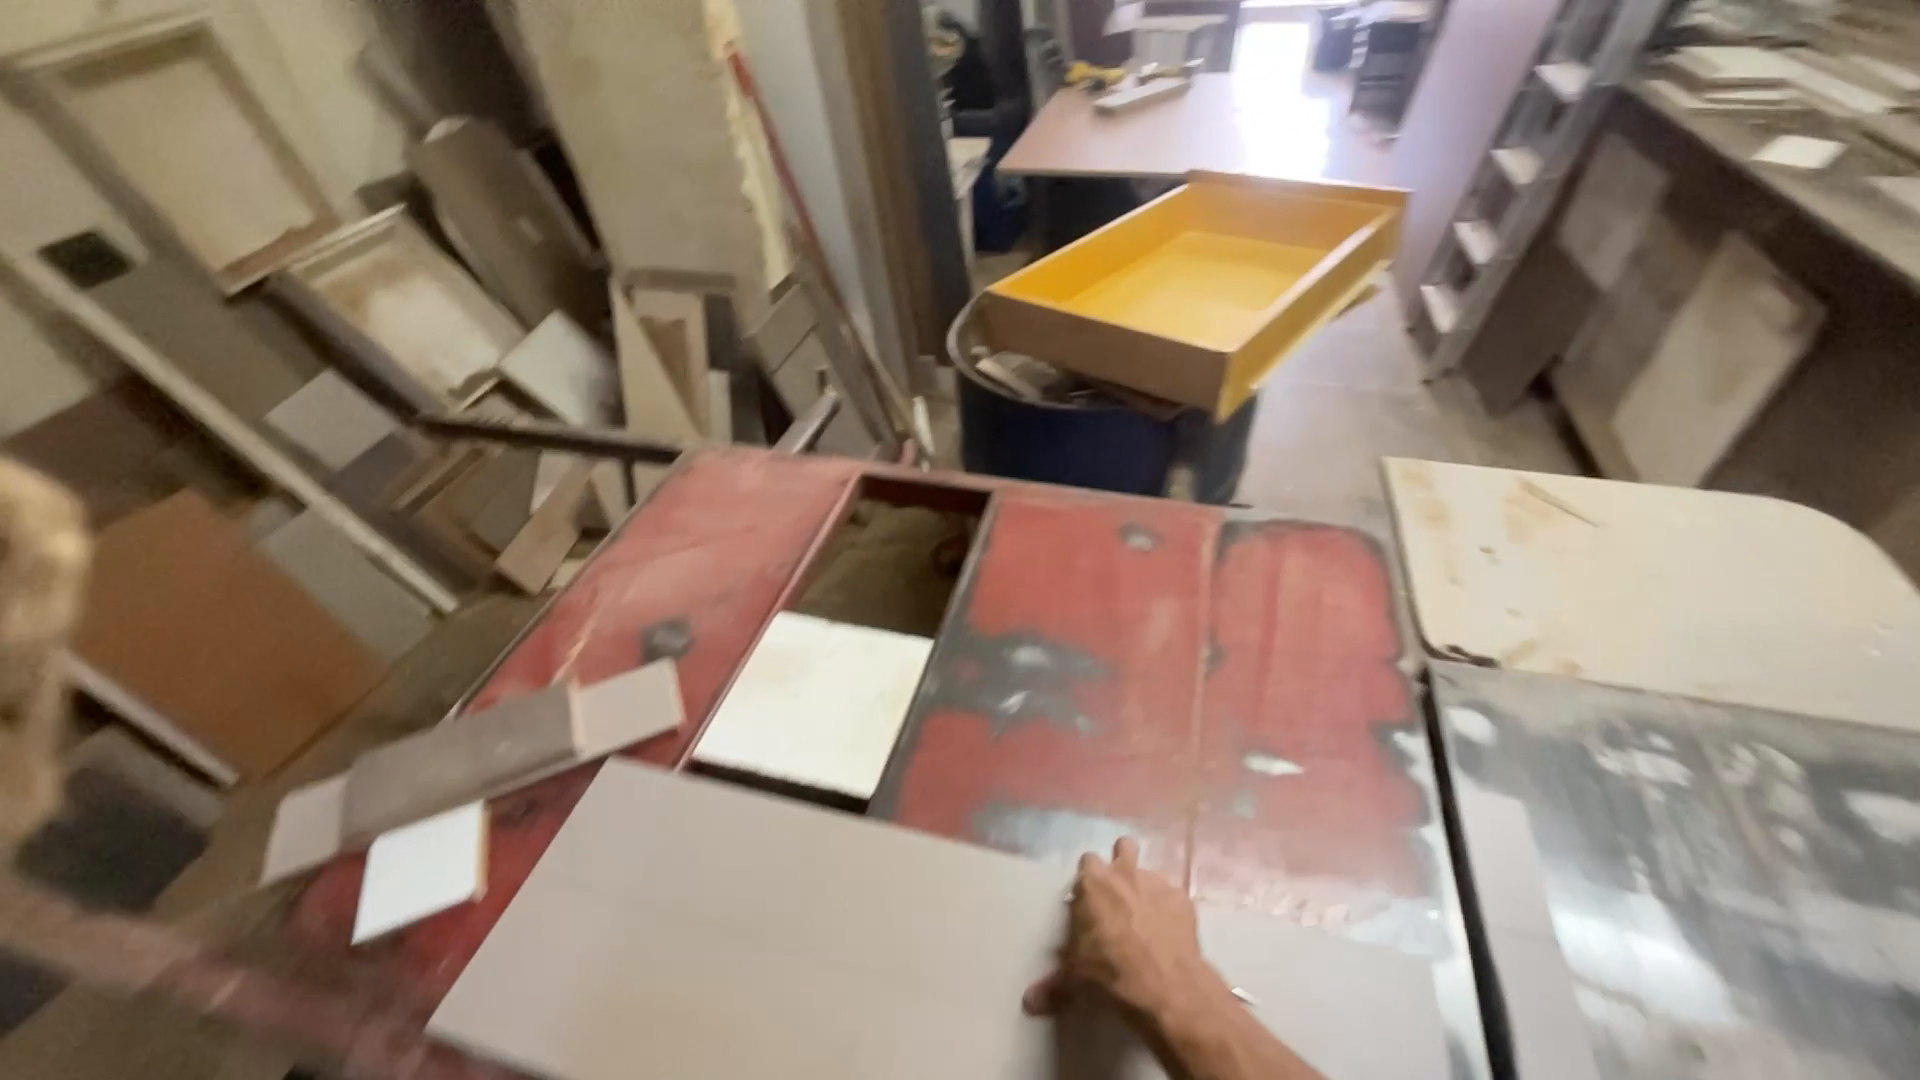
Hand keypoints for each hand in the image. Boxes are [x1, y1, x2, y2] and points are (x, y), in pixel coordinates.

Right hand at [1022, 837, 1215, 1017]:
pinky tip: (1169, 930)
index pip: (1086, 861)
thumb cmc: (1112, 973)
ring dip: (1145, 887)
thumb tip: (1029, 1002)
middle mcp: (1125, 873)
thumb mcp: (1077, 978)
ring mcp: (1157, 882)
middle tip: (1119, 891)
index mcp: (1094, 883)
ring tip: (1147, 915)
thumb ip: (1054, 983)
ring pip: (1150, 871)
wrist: (1167, 986)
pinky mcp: (1182, 897)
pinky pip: (1173, 894)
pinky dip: (1169, 907)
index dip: (1088, 878)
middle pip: (1123, 846)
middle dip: (1121, 860)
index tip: (1088, 899)